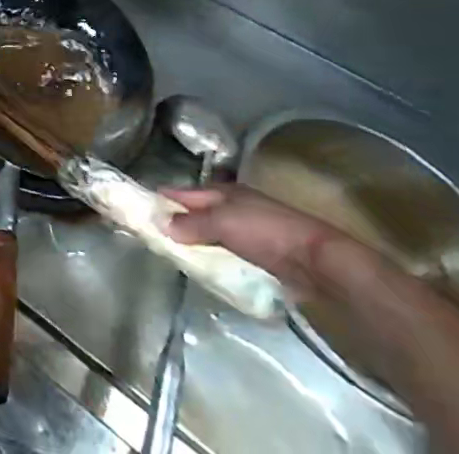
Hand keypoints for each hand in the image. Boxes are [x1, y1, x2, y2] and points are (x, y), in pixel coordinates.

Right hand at [162, 185, 361, 299]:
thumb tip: (160, 224)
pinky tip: (204, 267)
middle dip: (176, 223)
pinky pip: (226, 252)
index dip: (161, 200)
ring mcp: (250, 231)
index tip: (138, 210)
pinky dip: (214, 257)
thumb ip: (190, 223)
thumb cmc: (267, 232)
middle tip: (153, 237)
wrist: (320, 263)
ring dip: (195, 243)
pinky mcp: (261, 255)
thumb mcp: (222, 222)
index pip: (182, 193)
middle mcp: (235, 207)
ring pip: (210, 234)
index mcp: (224, 192)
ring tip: (174, 254)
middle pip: (196, 213)